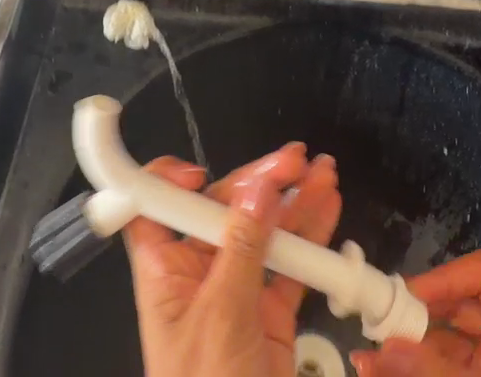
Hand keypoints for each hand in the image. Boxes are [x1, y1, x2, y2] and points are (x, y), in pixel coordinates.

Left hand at [121, 144, 341, 376]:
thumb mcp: (221, 318)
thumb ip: (243, 250)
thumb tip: (259, 188)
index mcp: (165, 270)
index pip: (152, 211)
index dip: (167, 184)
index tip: (199, 172)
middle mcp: (198, 271)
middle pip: (223, 209)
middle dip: (259, 181)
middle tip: (296, 161)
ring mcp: (237, 288)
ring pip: (263, 230)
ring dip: (294, 201)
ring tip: (324, 173)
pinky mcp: (269, 309)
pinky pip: (290, 263)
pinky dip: (311, 236)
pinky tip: (329, 208)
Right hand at [351, 251, 480, 376]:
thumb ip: (435, 374)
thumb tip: (382, 347)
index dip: (444, 278)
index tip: (403, 297)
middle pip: (457, 308)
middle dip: (415, 315)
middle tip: (375, 325)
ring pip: (441, 345)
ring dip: (404, 349)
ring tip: (366, 361)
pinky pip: (437, 372)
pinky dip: (409, 372)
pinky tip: (375, 374)